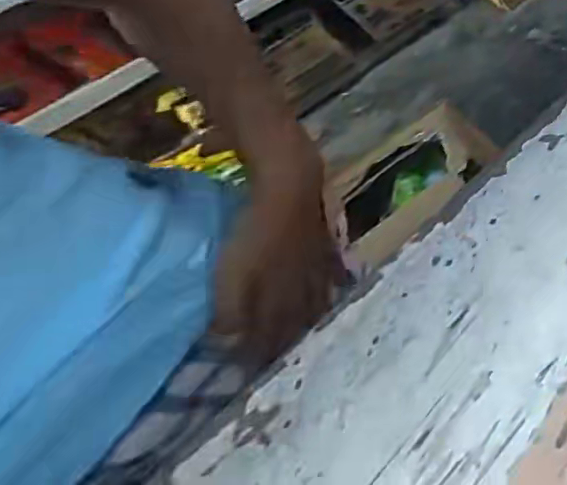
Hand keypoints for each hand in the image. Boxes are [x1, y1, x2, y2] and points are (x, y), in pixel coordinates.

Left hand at [210, 156, 342, 367]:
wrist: (290, 188)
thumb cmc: (255, 232)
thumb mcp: (231, 275)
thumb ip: (232, 312)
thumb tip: (228, 344)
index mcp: (279, 296)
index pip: (272, 335)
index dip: (264, 356)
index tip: (256, 378)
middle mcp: (304, 286)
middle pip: (298, 320)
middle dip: (292, 342)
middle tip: (288, 362)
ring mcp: (318, 264)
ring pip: (318, 299)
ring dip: (315, 319)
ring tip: (316, 335)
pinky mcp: (325, 244)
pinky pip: (332, 272)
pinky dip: (334, 286)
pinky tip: (338, 290)